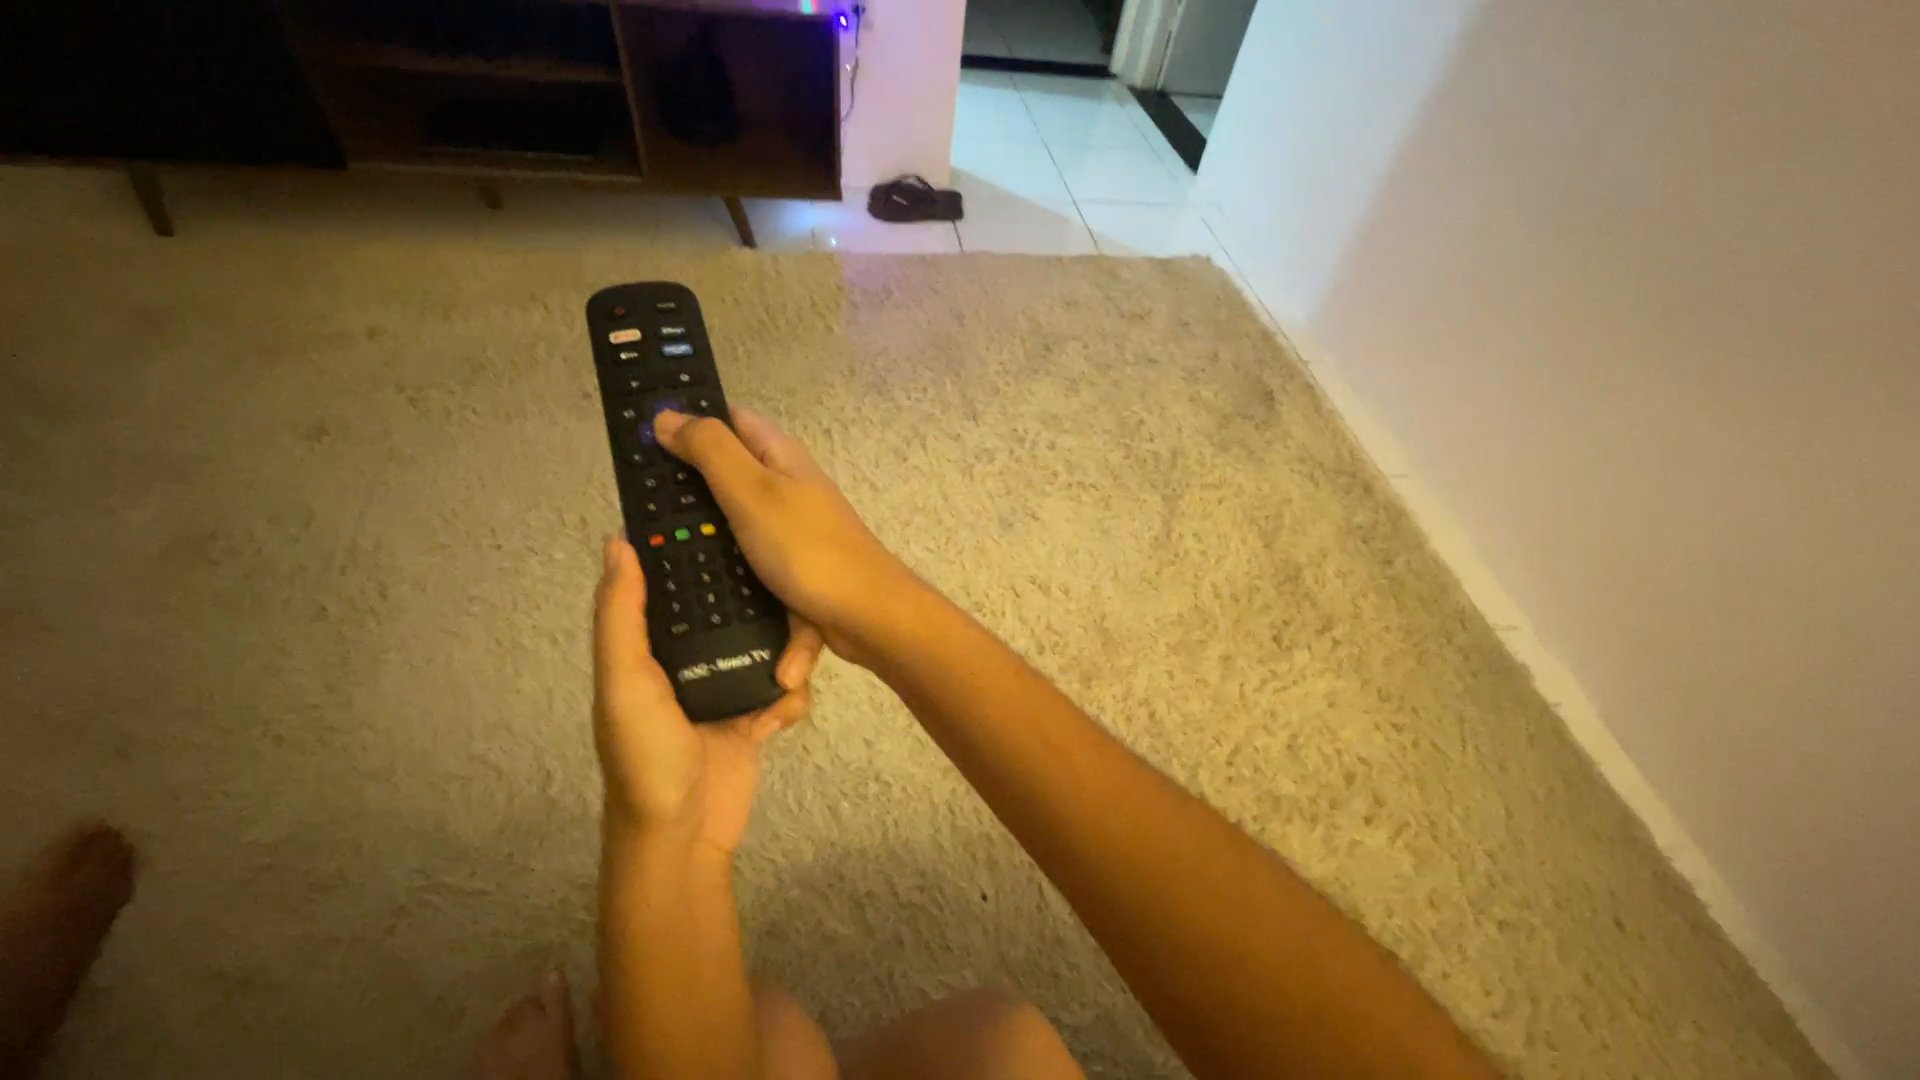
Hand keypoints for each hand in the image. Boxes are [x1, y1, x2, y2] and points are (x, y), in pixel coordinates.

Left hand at [592, 533, 823, 854]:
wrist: (682, 836)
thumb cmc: (646, 755)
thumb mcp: (624, 681)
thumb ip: (621, 615)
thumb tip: (617, 540)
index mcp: (649, 647)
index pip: (673, 587)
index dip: (694, 554)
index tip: (731, 520)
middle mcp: (687, 661)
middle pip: (733, 612)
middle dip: (762, 607)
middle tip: (788, 597)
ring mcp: (724, 689)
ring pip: (769, 647)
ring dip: (786, 658)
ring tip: (789, 671)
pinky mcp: (754, 717)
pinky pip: (785, 691)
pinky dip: (789, 703)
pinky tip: (778, 721)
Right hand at [652, 407, 919, 662]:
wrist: (868, 617)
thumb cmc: (808, 548)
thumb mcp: (753, 491)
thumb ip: (711, 452)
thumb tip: (666, 416)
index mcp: (781, 458)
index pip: (729, 421)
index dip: (688, 422)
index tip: (639, 437)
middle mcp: (787, 489)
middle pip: (727, 478)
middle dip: (686, 490)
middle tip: (635, 508)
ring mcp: (790, 533)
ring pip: (733, 530)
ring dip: (704, 543)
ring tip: (653, 557)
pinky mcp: (790, 573)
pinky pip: (750, 572)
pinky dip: (732, 584)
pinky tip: (698, 597)